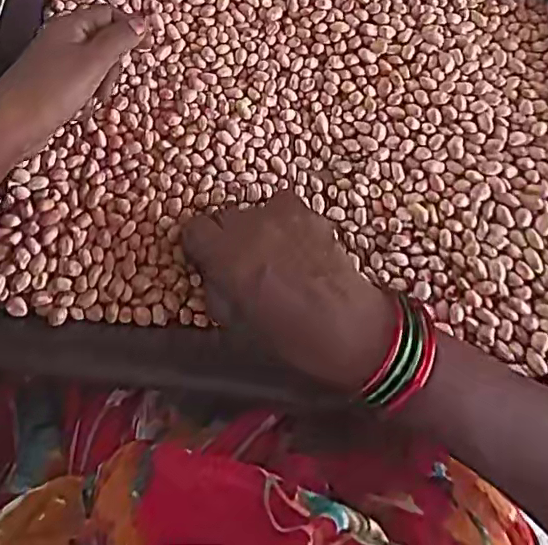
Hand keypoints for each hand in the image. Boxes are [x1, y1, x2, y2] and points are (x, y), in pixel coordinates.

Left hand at [0, 7, 143, 186]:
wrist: (9, 128)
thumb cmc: (49, 92)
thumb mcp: (93, 62)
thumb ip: (119, 39)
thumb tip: (142, 22)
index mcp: (69, 25)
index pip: (109, 13)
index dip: (130, 27)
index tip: (146, 46)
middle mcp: (60, 39)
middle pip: (103, 40)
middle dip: (113, 64)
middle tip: (108, 83)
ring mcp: (54, 63)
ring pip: (94, 66)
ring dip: (101, 83)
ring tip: (92, 99)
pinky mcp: (51, 86)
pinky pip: (80, 84)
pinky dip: (86, 96)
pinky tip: (79, 109)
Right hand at [183, 192, 397, 390]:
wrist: (353, 330)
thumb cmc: (294, 339)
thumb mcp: (239, 327)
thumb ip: (218, 291)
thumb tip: (213, 275)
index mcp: (226, 256)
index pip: (194, 229)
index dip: (199, 247)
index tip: (207, 261)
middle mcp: (248, 227)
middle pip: (222, 218)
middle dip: (226, 239)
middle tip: (241, 265)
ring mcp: (279, 215)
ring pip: (251, 212)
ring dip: (253, 230)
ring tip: (273, 257)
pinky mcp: (305, 212)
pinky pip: (279, 208)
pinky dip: (280, 222)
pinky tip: (294, 245)